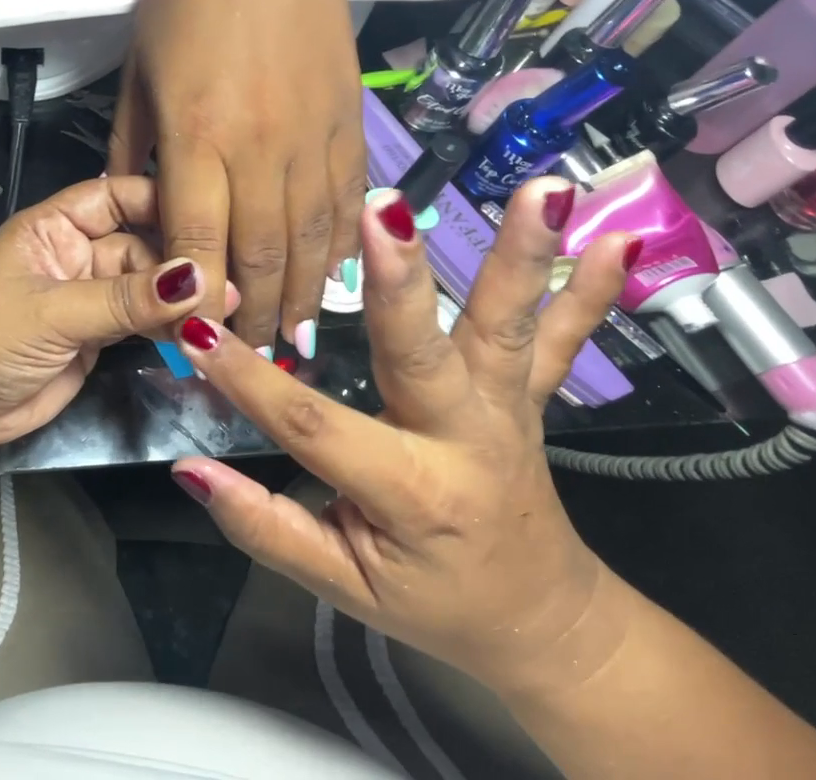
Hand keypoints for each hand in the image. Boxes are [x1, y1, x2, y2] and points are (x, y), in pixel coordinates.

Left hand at [0, 176, 237, 467]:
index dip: (160, 200)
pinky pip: (141, 321)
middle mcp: (75, 253)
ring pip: (146, 285)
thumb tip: (197, 278)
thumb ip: (123, 298)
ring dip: (181, 298)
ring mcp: (88, 295)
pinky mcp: (97, 336)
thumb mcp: (50, 313)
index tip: (211, 214)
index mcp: (51, 226)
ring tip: (226, 309)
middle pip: (140, 243)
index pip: (115, 197)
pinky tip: (203, 332)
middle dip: (180, 261)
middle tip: (227, 283)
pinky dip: (169, 327)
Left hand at [110, 0, 365, 351]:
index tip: (192, 340)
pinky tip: (336, 282)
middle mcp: (259, 149)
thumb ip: (133, 149)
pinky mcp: (352, 121)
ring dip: (302, 298)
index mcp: (195, 138)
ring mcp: (315, 136)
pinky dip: (343, 252)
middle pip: (259, 257)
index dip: (193, 300)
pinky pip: (349, 203)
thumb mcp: (136, 74)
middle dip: (251, 317)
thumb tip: (134, 205)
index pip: (193, 242)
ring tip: (291, 340)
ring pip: (313, 242)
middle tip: (246, 360)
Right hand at [165, 177, 643, 695]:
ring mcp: (507, 413)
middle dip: (397, 282)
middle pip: (421, 353)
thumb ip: (265, 527)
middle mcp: (465, 440)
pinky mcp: (530, 401)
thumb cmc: (434, 606)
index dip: (246, 378)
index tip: (194, 327)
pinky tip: (624, 238)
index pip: (309, 424)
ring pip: (506, 330)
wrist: (544, 625)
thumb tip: (192, 471)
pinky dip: (592, 290)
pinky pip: (562, 344)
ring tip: (544, 190)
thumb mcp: (341, 585)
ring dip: (523, 258)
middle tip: (380, 216)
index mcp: (409, 491)